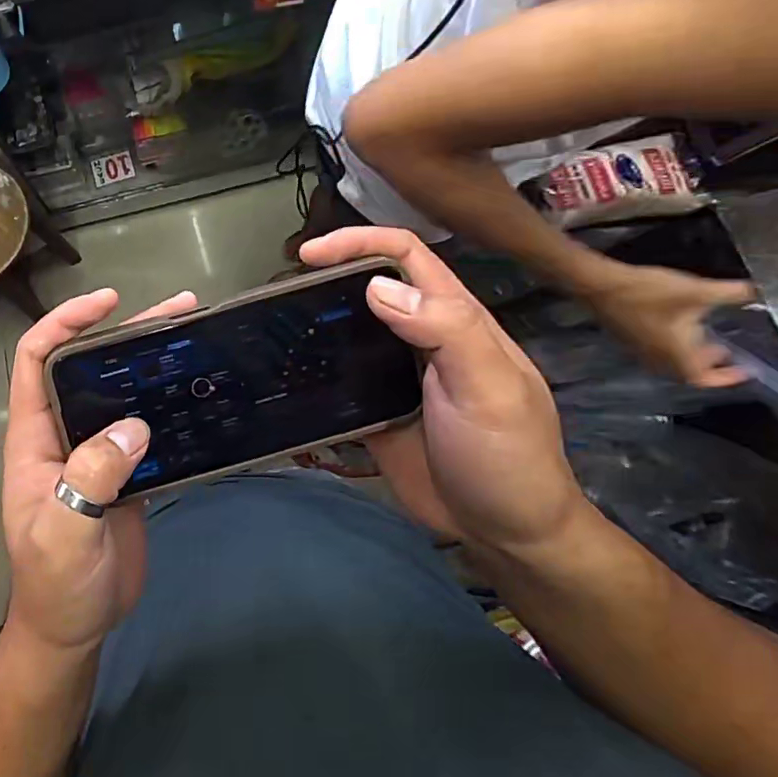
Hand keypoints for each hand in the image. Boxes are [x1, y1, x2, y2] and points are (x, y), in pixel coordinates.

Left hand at [1, 288, 198, 651]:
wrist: (76, 624)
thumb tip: (133, 427)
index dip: (65, 322)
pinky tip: (195, 391)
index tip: (106, 302)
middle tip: (175, 310)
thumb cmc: (54, 582)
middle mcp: (64, 433)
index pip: (38, 359)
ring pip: (120, 392)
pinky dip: (167, 404)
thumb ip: (90, 479)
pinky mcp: (124, 472)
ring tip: (192, 335)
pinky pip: (144, 427)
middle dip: (125, 331)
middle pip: (88, 366)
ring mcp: (95, 452)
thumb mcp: (64, 532)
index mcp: (35, 437)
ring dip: (151, 363)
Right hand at [300, 227, 584, 550]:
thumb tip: (376, 286)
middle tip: (279, 292)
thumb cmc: (507, 458)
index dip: (360, 242)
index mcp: (454, 319)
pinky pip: (337, 378)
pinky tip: (284, 374)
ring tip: (271, 328)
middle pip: (370, 286)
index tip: (310, 254)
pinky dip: (311, 369)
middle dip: (327, 277)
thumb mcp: (490, 390)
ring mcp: (394, 375)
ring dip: (314, 321)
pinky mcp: (372, 409)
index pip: (406, 256)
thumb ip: (447, 331)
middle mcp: (420, 337)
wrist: (504, 534)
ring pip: (348, 330)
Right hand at [585, 265, 755, 387]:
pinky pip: (655, 352)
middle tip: (724, 351)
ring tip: (701, 337)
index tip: (745, 370)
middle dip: (707, 365)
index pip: (704, 378)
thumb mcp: (697, 291)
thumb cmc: (648, 293)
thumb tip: (760, 292)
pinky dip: (671, 347)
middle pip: (686, 373)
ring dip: (688, 356)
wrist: (599, 286)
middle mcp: (657, 357)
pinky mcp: (626, 339)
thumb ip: (732, 294)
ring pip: (669, 363)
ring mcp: (639, 349)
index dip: (726, 378)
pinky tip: (675, 326)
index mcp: (677, 353)